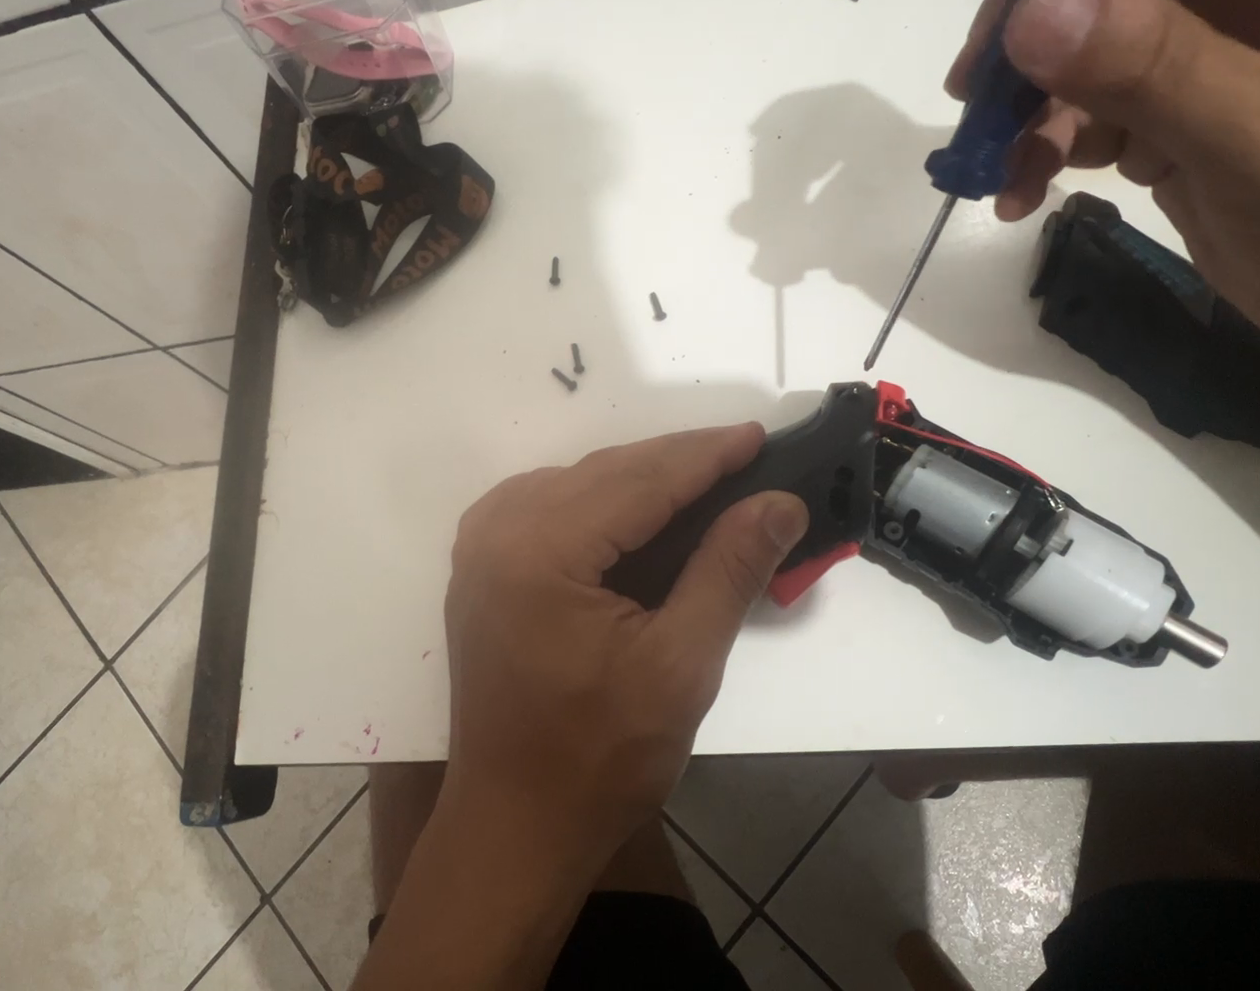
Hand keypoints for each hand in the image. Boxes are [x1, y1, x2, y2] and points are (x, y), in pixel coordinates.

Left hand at [440, 425, 807, 855]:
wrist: (515, 823)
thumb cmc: (600, 759)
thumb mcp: (681, 665)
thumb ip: (728, 570)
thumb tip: (778, 504)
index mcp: (539, 549)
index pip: (639, 479)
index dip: (706, 456)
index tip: (760, 436)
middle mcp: (497, 530)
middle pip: (604, 472)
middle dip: (677, 464)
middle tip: (746, 460)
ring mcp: (480, 546)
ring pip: (576, 484)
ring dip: (640, 479)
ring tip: (707, 484)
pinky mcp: (481, 567)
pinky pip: (548, 506)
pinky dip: (600, 502)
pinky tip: (638, 514)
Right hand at [959, 0, 1259, 390]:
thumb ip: (1156, 69)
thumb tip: (1032, 11)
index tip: (1023, 15)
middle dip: (1044, 31)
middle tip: (975, 97)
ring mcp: (1239, 34)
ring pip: (1100, 31)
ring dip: (1035, 102)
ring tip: (1000, 173)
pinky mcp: (1194, 99)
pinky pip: (1099, 97)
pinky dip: (1050, 143)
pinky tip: (1025, 190)